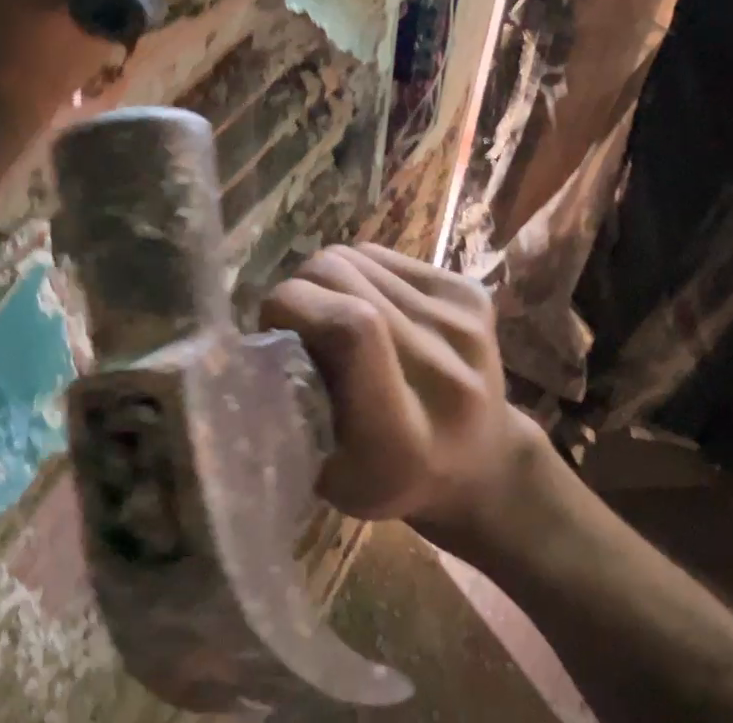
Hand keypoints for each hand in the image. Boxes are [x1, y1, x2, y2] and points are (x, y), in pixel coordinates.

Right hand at [258, 244, 547, 544]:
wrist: (485, 461)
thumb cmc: (392, 477)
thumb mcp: (329, 477)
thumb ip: (291, 416)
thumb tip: (247, 349)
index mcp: (402, 433)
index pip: (352, 327)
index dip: (296, 309)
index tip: (271, 331)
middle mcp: (442, 370)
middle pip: (342, 276)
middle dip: (298, 290)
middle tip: (294, 326)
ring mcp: (463, 323)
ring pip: (356, 256)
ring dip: (326, 279)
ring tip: (332, 320)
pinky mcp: (472, 292)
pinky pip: (382, 255)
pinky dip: (358, 273)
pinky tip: (369, 310)